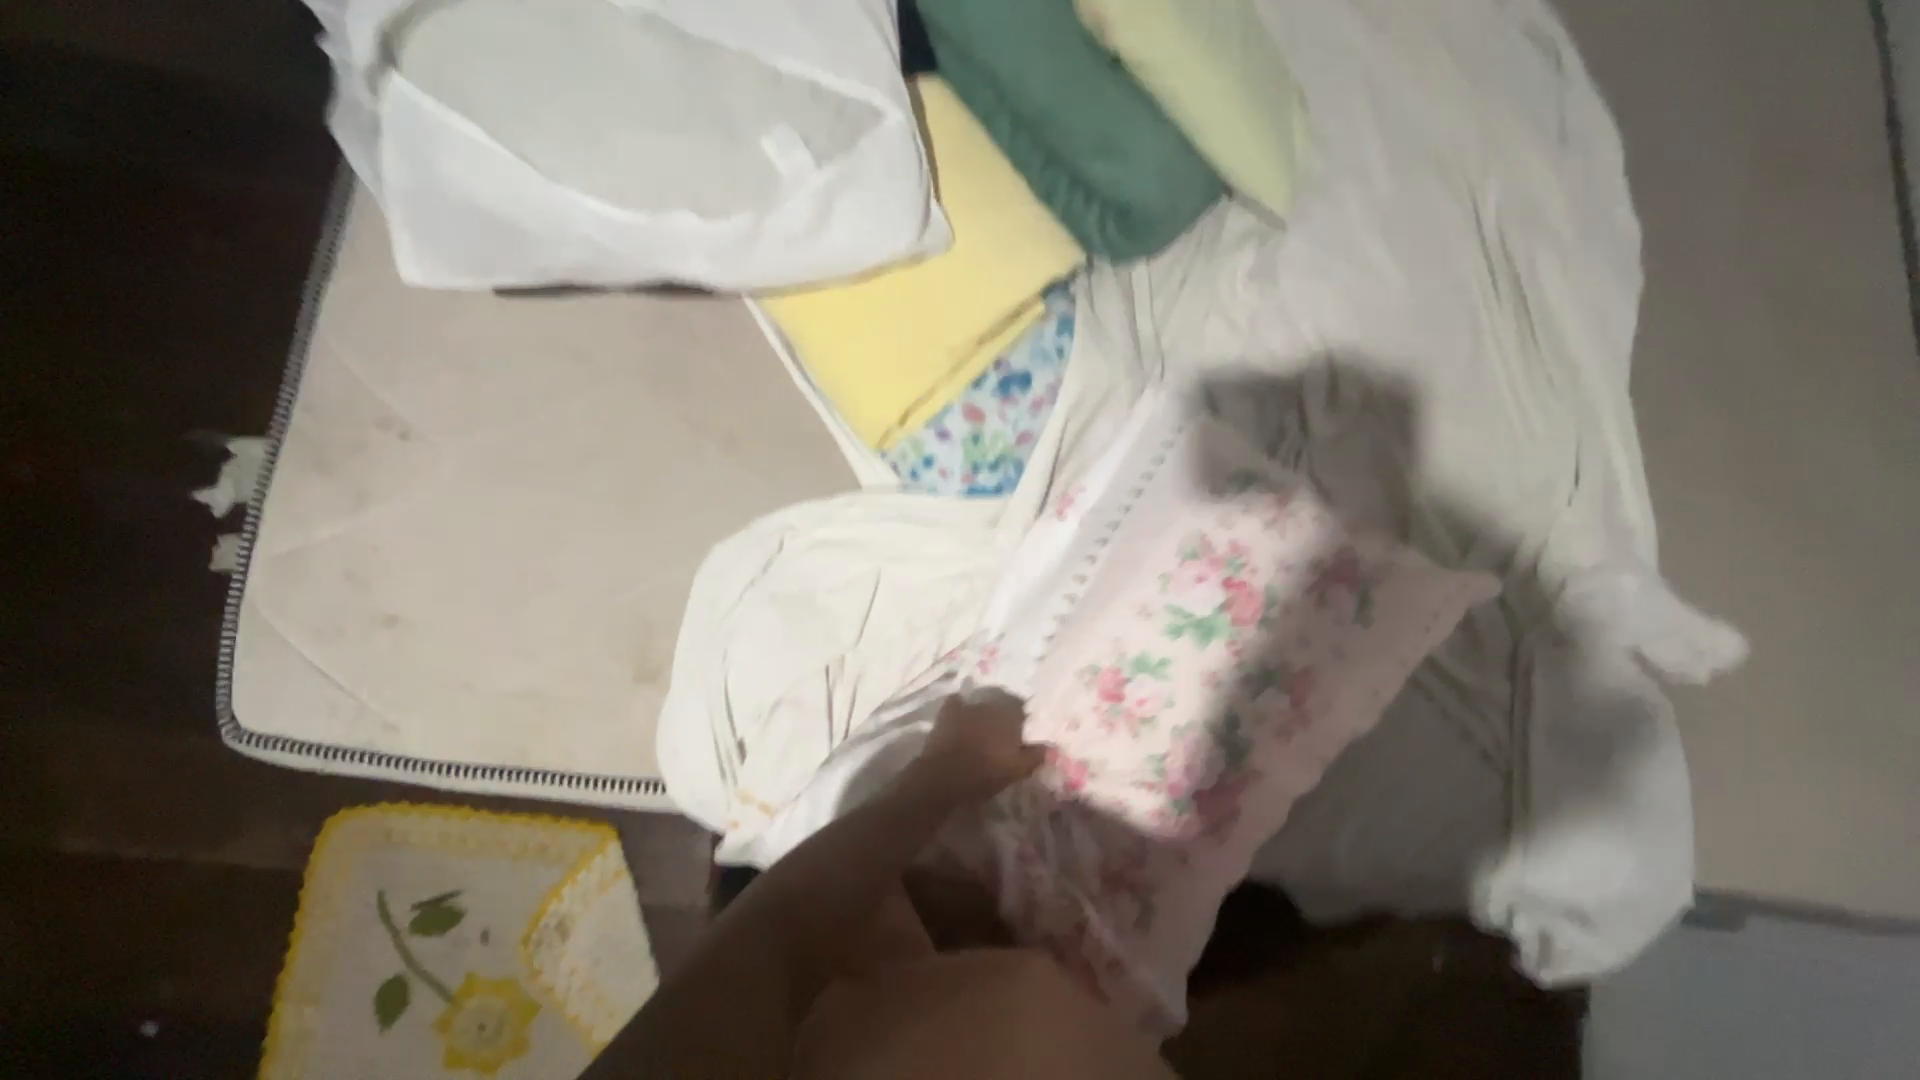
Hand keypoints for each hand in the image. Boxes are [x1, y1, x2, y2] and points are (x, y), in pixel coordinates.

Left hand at [903, 689, 1045, 803]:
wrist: (945, 776)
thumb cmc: (985, 774)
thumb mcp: (1017, 770)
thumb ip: (1035, 756)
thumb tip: (1049, 746)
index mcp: (1011, 716)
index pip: (1022, 710)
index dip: (1022, 722)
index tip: (1021, 734)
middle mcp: (991, 704)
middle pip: (1001, 705)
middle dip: (1002, 716)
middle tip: (1001, 733)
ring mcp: (968, 706)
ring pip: (980, 704)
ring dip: (982, 713)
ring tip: (981, 728)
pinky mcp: (948, 711)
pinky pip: (956, 702)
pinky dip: (959, 707)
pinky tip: (959, 716)